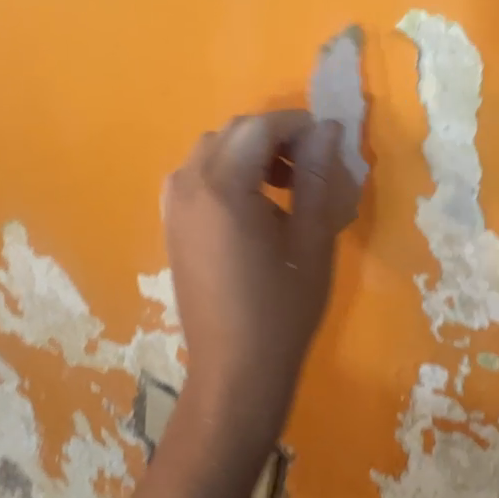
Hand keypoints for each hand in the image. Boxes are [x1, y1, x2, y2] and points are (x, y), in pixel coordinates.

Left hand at [112, 111, 360, 497]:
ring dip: (249, 153)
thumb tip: (328, 129)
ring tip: (285, 188)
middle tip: (310, 168)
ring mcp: (173, 205)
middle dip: (274, 137)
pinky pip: (197, 175)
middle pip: (233, 133)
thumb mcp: (313, 240)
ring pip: (213, 150)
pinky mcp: (170, 223)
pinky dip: (226, 172)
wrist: (233, 372)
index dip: (297, 125)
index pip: (260, 127)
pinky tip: (252, 207)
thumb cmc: (281, 309)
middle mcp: (189, 185)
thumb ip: (318, 176)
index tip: (327, 144)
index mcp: (223, 187)